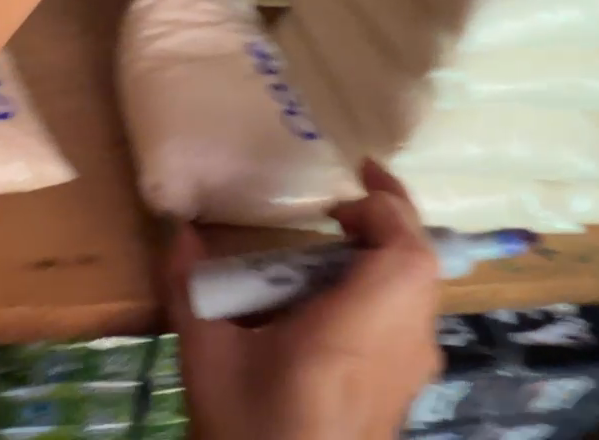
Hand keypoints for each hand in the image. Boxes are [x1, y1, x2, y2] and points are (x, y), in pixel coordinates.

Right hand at [166, 161, 442, 439]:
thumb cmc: (250, 430)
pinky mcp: (402, 390)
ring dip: (387, 249)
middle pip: (420, 266)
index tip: (349, 183)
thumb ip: (188, 287)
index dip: (389, 208)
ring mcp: (407, 375)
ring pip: (421, 291)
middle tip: (339, 203)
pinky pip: (411, 316)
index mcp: (352, 337)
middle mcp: (396, 352)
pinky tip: (340, 287)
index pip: (406, 258)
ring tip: (338, 236)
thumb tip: (177, 227)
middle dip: (387, 218)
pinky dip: (387, 281)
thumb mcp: (208, 359)